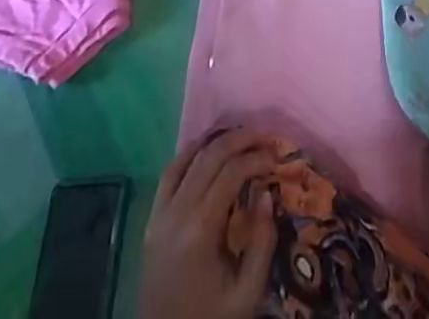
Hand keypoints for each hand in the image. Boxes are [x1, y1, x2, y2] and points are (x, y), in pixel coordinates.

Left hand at [138, 129, 277, 318]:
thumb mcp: (247, 293)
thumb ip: (261, 242)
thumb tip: (266, 191)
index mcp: (200, 229)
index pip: (229, 173)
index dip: (255, 158)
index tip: (277, 157)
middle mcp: (175, 211)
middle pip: (207, 157)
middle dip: (238, 140)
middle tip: (264, 135)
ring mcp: (158, 212)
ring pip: (184, 159)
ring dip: (212, 141)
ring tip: (239, 134)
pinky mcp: (151, 218)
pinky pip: (168, 174)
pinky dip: (188, 155)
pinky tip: (204, 149)